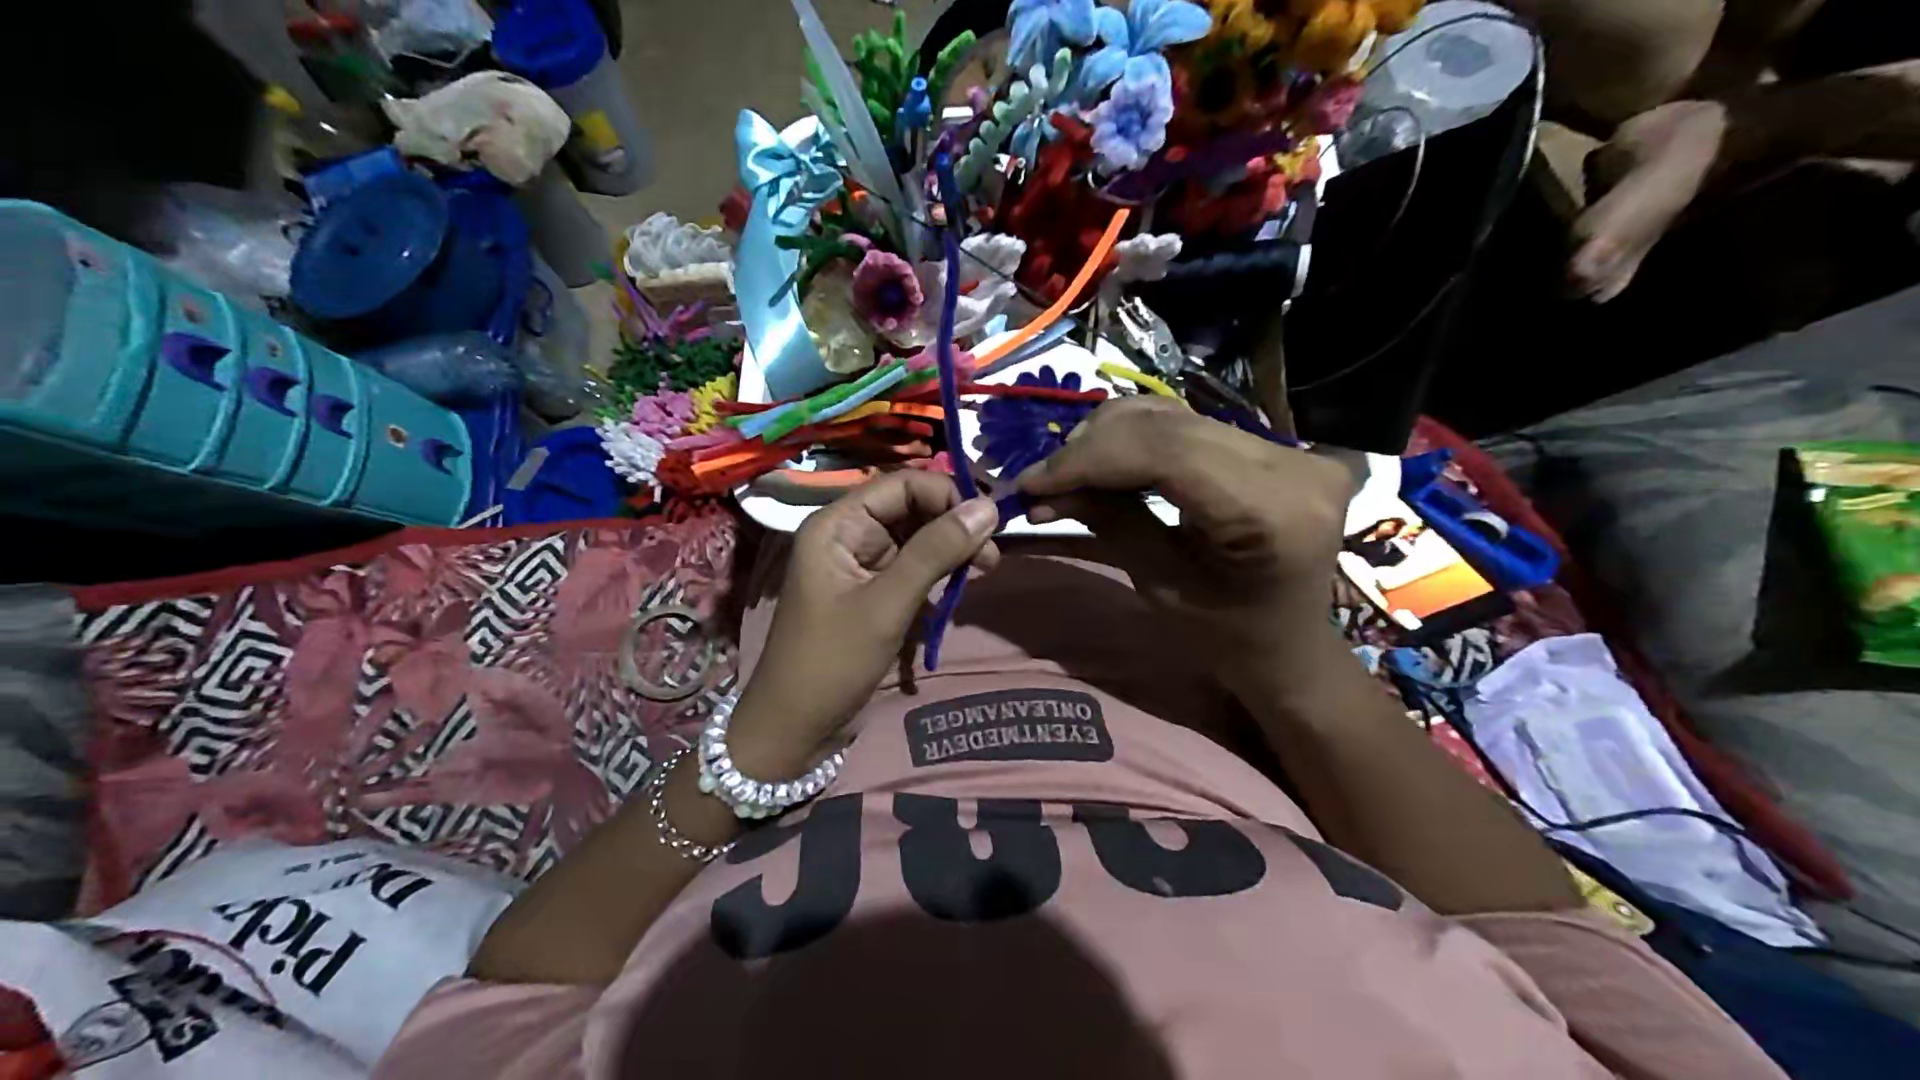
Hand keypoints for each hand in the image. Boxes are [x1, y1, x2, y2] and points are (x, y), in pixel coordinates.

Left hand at [730, 472, 999, 773]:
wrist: (794, 728)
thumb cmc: (832, 662)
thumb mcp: (887, 604)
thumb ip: (936, 552)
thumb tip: (988, 508)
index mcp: (837, 525)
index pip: (902, 485)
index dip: (947, 495)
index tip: (990, 522)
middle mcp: (848, 535)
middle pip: (911, 509)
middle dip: (954, 524)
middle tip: (992, 556)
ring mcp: (860, 565)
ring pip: (917, 539)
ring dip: (951, 550)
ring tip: (986, 570)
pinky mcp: (872, 592)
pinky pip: (912, 568)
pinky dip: (938, 574)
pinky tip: (961, 587)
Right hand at [1015, 397, 1353, 689]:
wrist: (1289, 646)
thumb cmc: (1227, 636)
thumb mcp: (1162, 584)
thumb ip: (1110, 522)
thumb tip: (1043, 489)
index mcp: (1273, 511)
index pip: (1167, 454)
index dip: (1091, 459)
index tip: (1032, 480)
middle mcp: (1291, 464)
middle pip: (1169, 426)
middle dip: (1092, 446)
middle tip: (1042, 478)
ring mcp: (1288, 449)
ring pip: (1174, 415)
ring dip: (1109, 436)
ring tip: (1068, 471)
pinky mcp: (1273, 446)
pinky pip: (1188, 425)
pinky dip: (1135, 437)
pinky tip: (1104, 460)